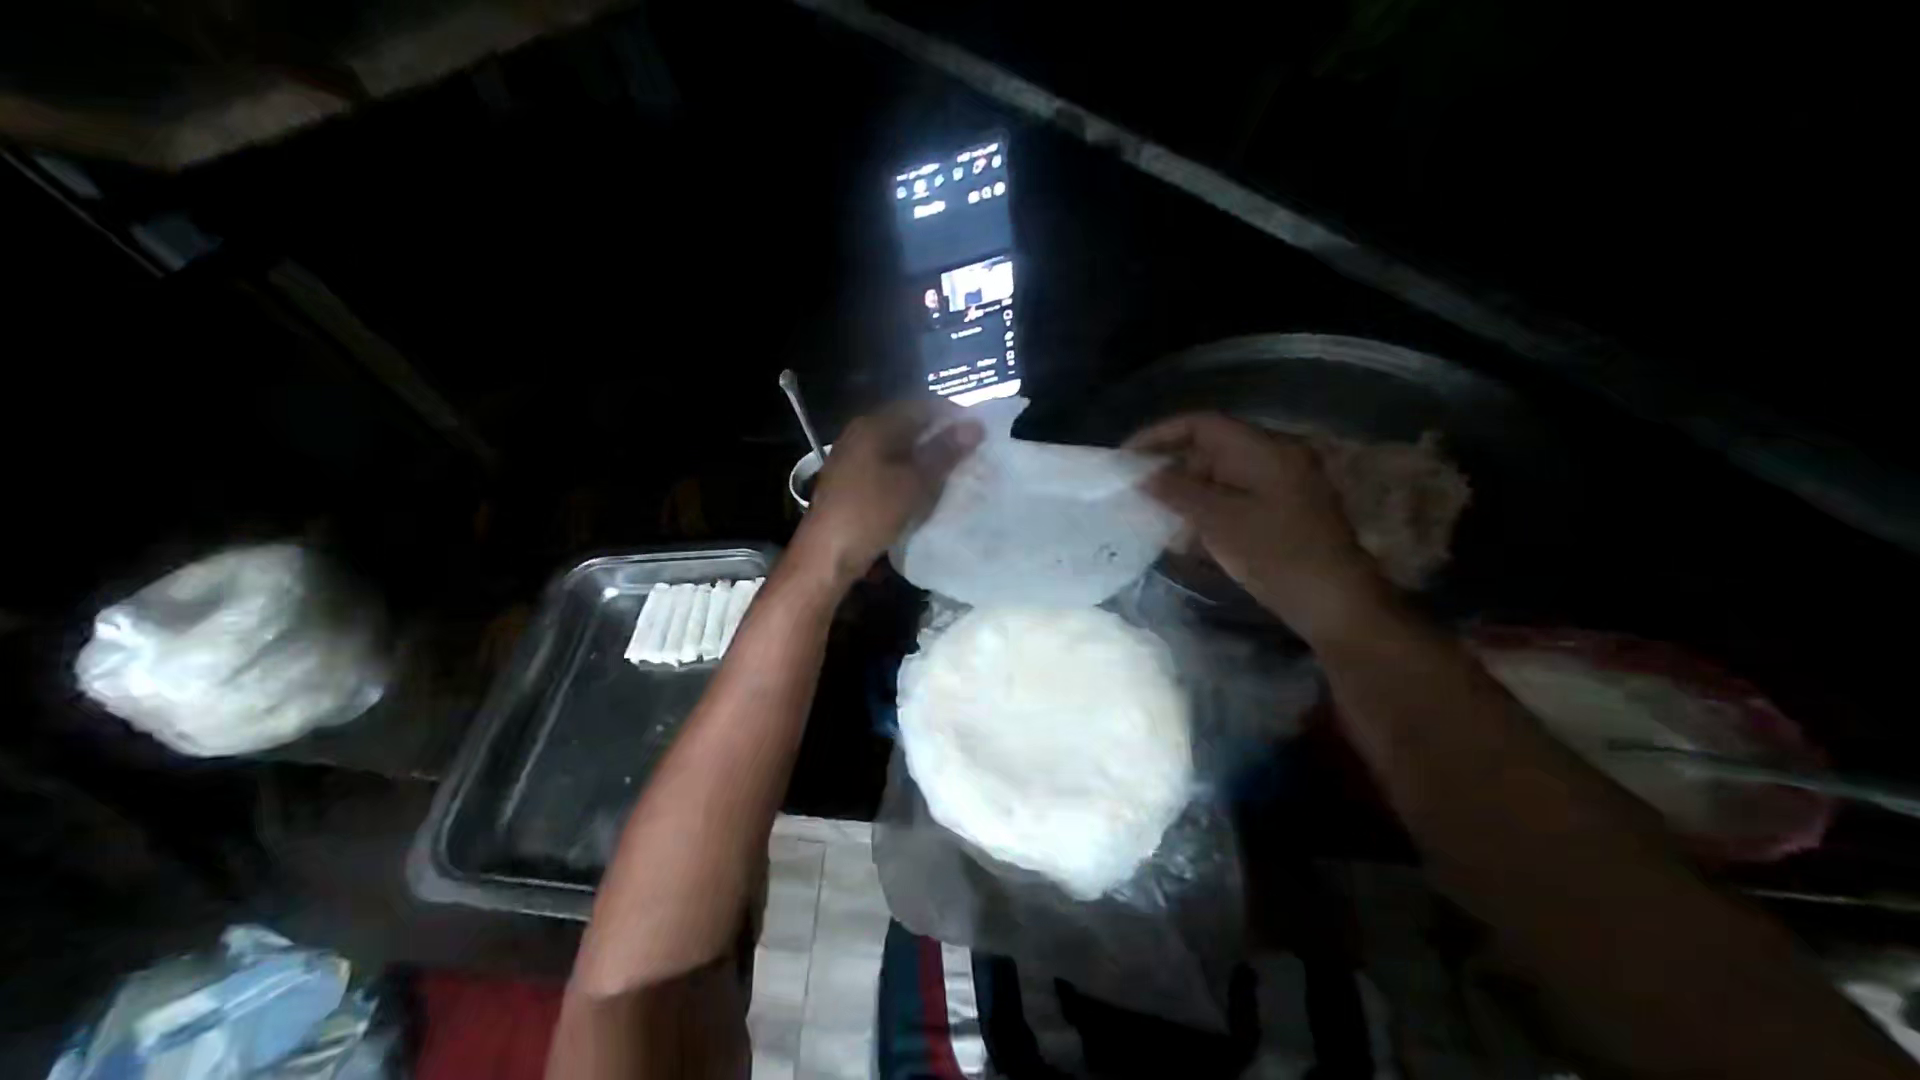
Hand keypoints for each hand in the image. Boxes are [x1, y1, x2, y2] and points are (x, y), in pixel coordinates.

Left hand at [792, 400, 982, 587]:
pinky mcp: (853, 481)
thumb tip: (975, 425)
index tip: (980, 430)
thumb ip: (944, 451)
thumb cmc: (870, 512)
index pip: (921, 405)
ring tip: (956, 470)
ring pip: (900, 448)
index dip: (952, 414)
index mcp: (874, 425)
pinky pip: (889, 467)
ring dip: (927, 457)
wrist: (827, 554)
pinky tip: (927, 488)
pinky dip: (910, 472)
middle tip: (972, 452)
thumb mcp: (914, 482)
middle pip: (909, 425)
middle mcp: (861, 433)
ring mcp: (854, 457)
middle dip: (941, 436)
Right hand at [1129, 412, 1391, 640]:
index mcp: (1264, 448)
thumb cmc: (1274, 554)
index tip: (1127, 455)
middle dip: (1172, 466)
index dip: (1159, 434)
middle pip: (1212, 447)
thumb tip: (1146, 477)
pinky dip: (1209, 506)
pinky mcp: (1285, 508)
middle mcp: (1276, 456)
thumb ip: (1178, 492)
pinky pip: (1237, 494)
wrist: (1334, 601)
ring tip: (1157, 514)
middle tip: (1139, 489)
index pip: (1202, 424)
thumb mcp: (1218, 520)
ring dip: (1188, 490)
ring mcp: (1284, 482)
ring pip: (1223, 473)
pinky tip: (1188, 533)